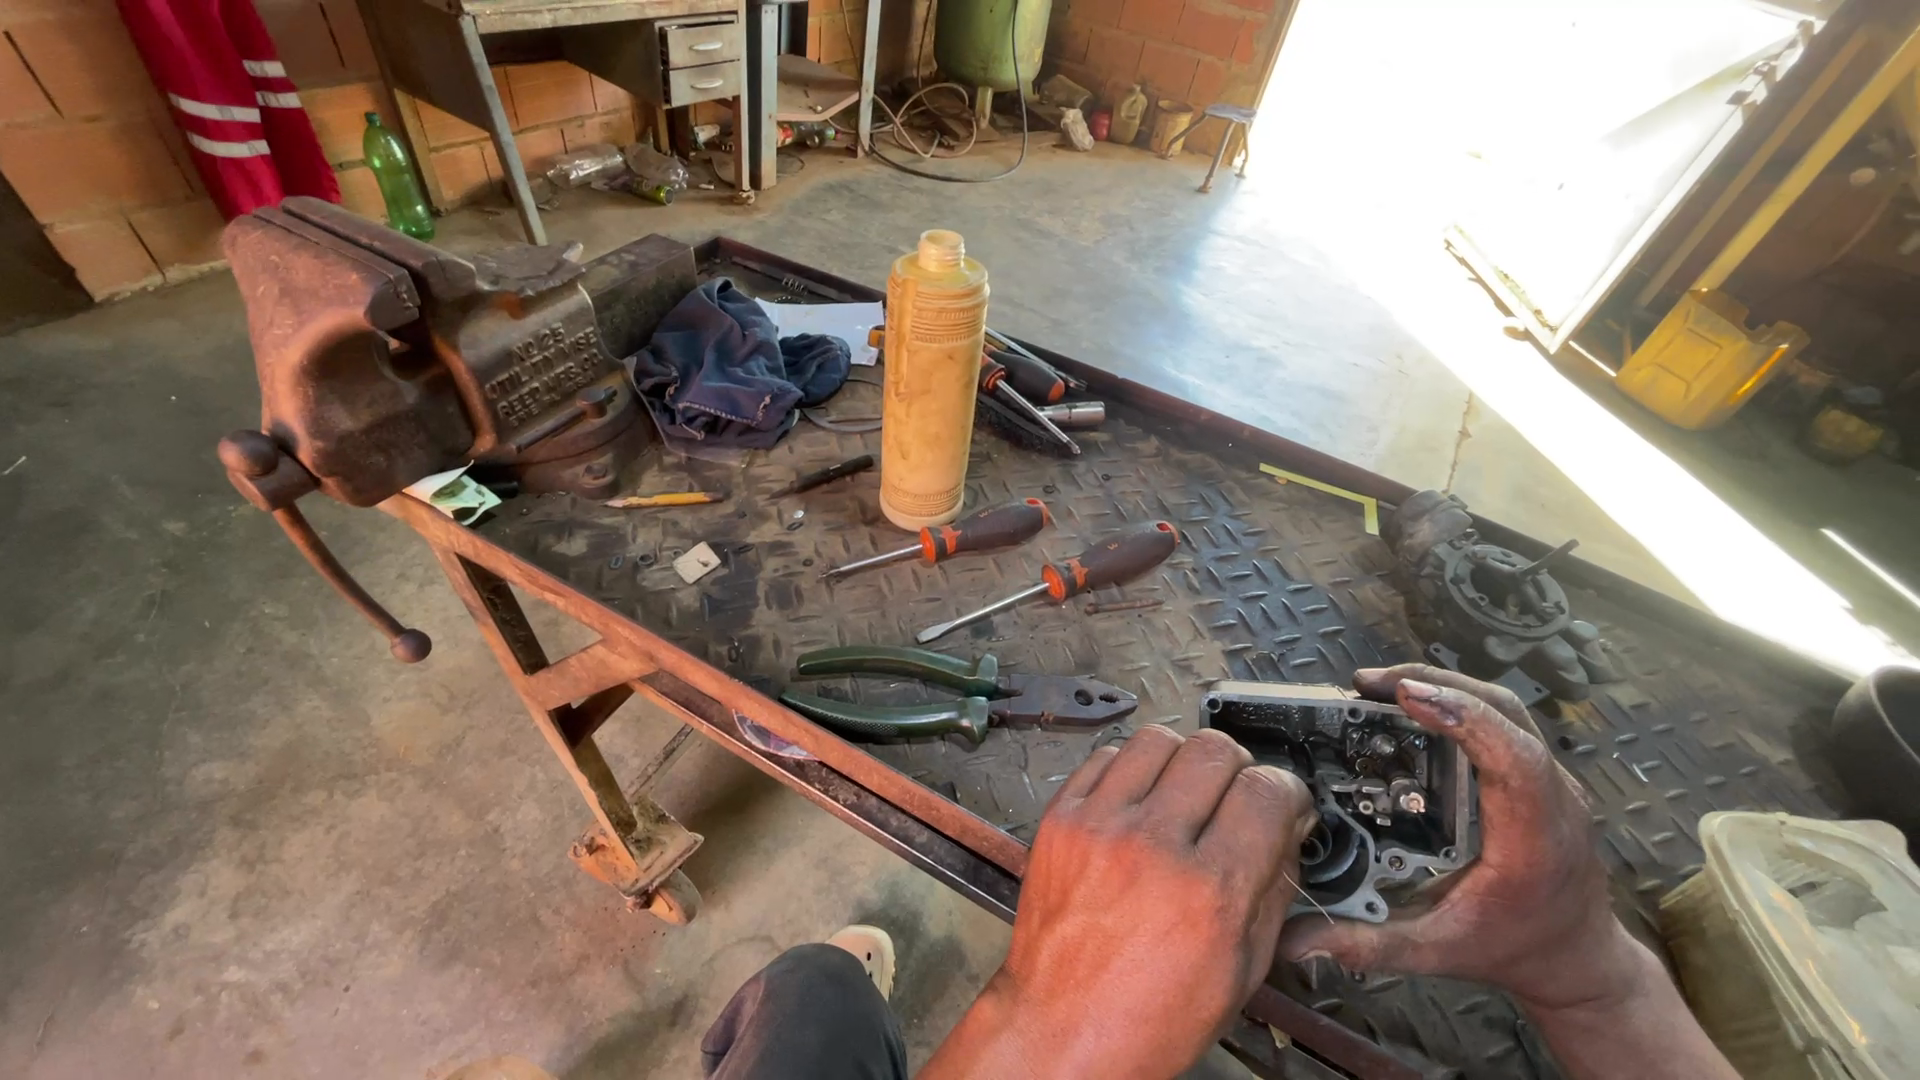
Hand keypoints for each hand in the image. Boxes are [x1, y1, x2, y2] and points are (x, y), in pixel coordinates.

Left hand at [922, 726, 1316, 1079]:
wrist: (1062, 1026)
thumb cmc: (1147, 1014)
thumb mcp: (1240, 968)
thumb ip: (1272, 886)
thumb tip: (1285, 826)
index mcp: (1209, 890)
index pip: (1266, 791)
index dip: (1286, 791)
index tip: (1280, 800)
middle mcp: (1153, 845)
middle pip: (1213, 751)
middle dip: (1237, 768)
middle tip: (1232, 792)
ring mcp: (1100, 823)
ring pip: (1157, 739)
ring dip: (1181, 759)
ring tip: (1182, 789)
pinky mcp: (1061, 817)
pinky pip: (1105, 756)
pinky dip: (1130, 769)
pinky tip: (1137, 798)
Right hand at [1279, 665, 1632, 1010]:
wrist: (1578, 959)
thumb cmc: (1513, 949)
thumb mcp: (1438, 953)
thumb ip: (1369, 944)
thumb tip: (1293, 940)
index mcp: (1534, 836)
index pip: (1514, 758)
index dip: (1464, 718)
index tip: (1406, 698)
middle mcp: (1550, 796)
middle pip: (1505, 711)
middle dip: (1437, 685)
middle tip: (1367, 683)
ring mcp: (1547, 778)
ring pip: (1503, 706)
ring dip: (1442, 684)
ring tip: (1377, 686)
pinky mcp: (1532, 771)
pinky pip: (1497, 717)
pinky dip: (1451, 698)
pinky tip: (1406, 703)